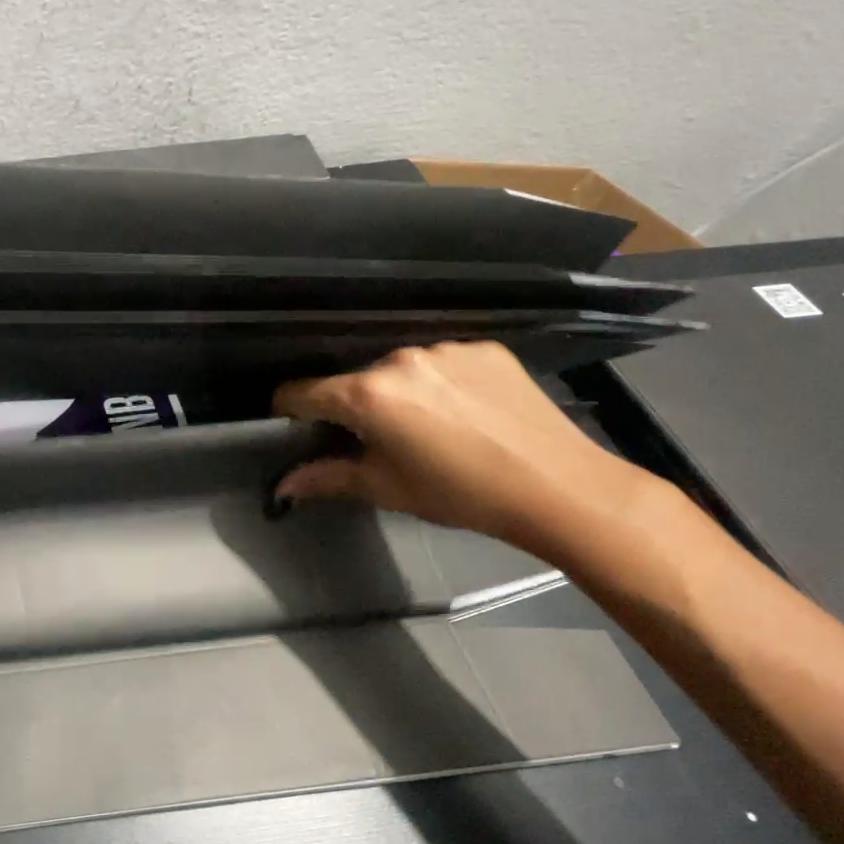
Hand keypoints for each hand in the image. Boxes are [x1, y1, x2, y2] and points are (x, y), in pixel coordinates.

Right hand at [272, 341, 664, 552]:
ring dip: (401, 393)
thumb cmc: (462, 494)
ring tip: (431, 428)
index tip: (300, 430)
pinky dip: (442, 384)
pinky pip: (443, 363)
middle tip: (381, 441)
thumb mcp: (386, 489)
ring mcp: (444, 349)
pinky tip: (467, 413)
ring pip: (399, 370)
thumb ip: (327, 478)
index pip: (300, 392)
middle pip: (354, 379)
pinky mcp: (483, 348)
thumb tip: (282, 485)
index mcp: (367, 394)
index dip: (290, 413)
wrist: (562, 488)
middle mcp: (399, 359)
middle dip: (356, 407)